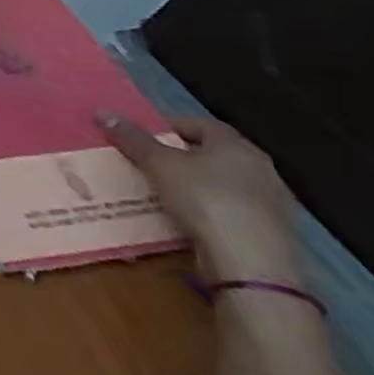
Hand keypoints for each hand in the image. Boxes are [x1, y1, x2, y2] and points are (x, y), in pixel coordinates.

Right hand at [97, 112, 302, 284]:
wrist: (251, 262)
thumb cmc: (204, 199)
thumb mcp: (158, 164)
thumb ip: (132, 138)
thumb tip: (102, 112)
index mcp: (237, 146)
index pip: (199, 124)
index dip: (167, 127)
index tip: (141, 139)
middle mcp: (260, 168)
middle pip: (211, 153)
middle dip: (178, 156)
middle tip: (146, 164)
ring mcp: (271, 201)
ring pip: (221, 181)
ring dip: (193, 183)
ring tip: (161, 192)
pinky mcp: (271, 229)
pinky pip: (230, 207)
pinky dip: (208, 207)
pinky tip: (188, 217)